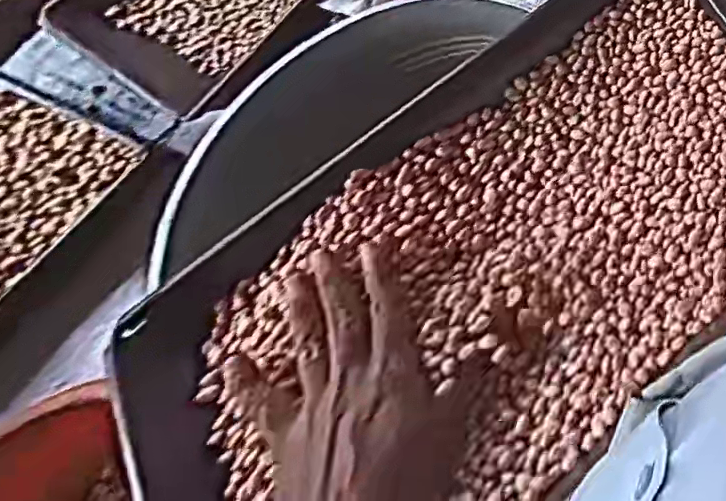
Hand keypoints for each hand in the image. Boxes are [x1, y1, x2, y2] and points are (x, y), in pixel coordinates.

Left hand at [223, 242, 485, 500]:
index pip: (389, 311)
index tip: (375, 247)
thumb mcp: (449, 427)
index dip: (382, 276)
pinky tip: (236, 359)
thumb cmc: (406, 480)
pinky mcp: (285, 440)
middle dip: (334, 284)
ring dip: (298, 312)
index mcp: (393, 372)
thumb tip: (489, 342)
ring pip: (306, 348)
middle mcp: (352, 379)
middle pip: (343, 321)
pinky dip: (247, 381)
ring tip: (290, 282)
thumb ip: (464, 380)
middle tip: (323, 253)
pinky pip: (263, 405)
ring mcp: (315, 408)